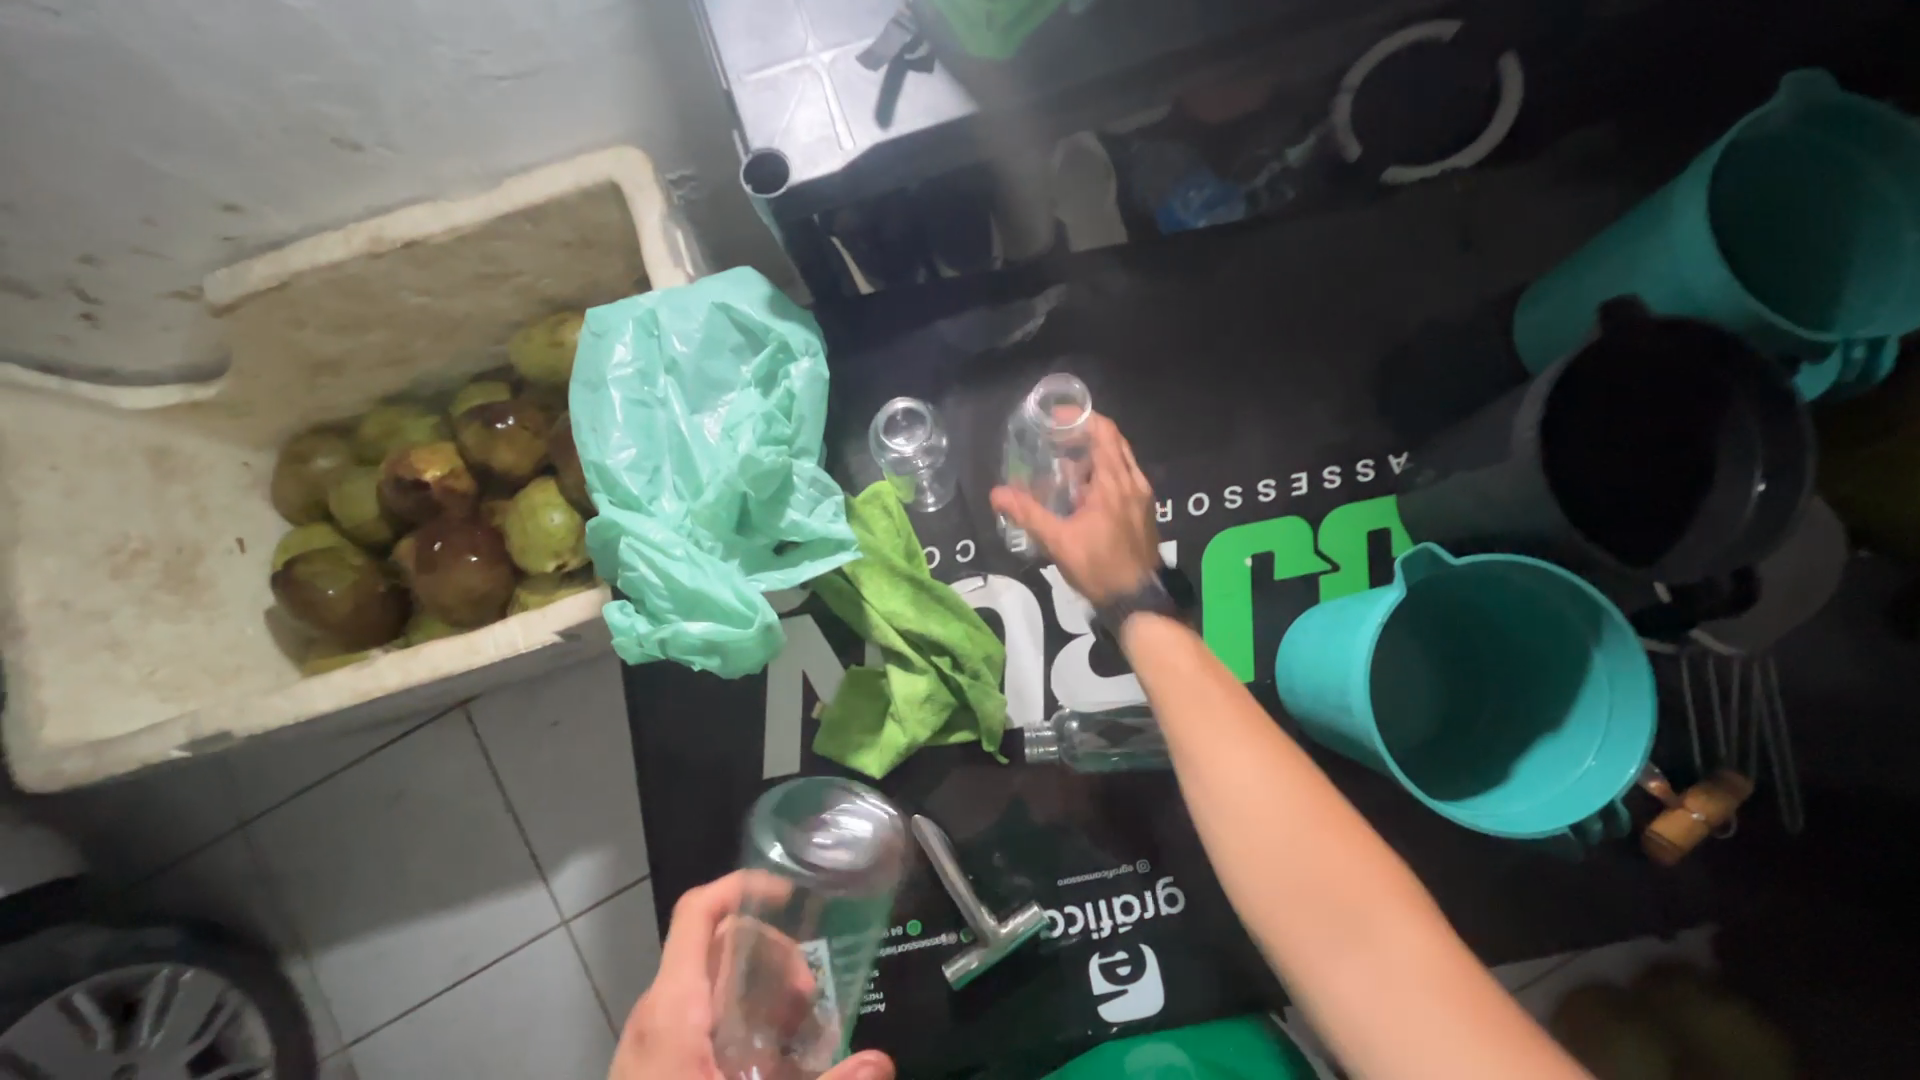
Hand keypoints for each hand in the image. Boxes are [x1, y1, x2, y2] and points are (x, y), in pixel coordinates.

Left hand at [610, 872, 894, 1079]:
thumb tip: (882, 1062)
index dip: (743, 887)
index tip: (792, 898)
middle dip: (773, 953)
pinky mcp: (651, 1063)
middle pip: (718, 943)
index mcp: (673, 1007)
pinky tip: (767, 1060)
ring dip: (759, 988)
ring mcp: (650, 1037)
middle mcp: (656, 1009)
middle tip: (809, 996)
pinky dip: (737, 1017)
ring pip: (710, 980)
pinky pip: (697, 1014)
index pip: (698, 911)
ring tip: (795, 1030)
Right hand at [991, 414, 1160, 607]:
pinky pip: (1125, 479)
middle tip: (1057, 439)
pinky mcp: (1144, 511)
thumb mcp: (1058, 541)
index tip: (1055, 418)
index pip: (1103, 432)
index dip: (1080, 417)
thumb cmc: (1099, 567)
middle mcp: (1133, 482)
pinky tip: (1083, 493)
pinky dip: (1105, 474)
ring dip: (1095, 457)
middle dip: (1085, 435)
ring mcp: (1143, 497)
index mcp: (1114, 482)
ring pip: (1120, 461)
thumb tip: (996, 494)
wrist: (1137, 600)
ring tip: (1065, 465)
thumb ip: (1028, 513)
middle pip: (1113, 442)